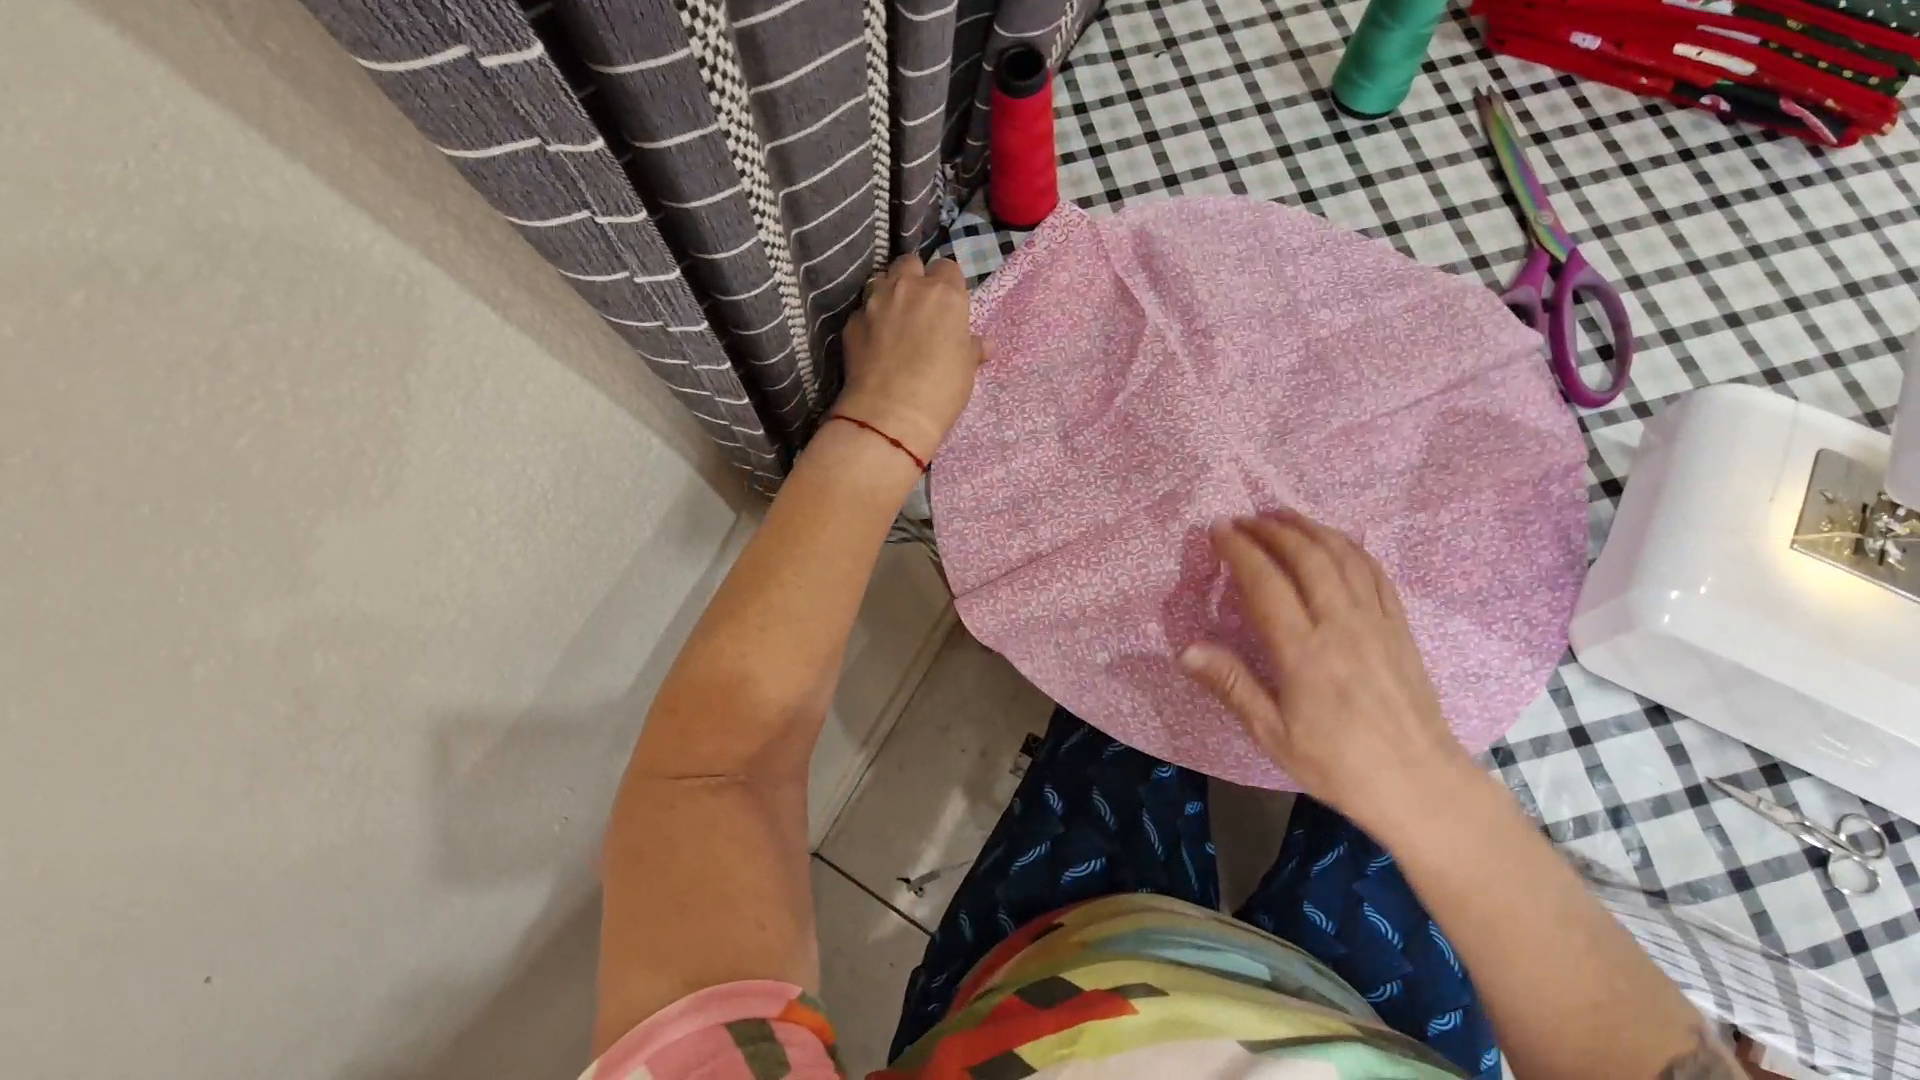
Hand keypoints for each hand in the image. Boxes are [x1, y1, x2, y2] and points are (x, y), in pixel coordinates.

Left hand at [837, 254, 991, 461]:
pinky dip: (870, 320)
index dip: (948, 285)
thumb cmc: (941, 391)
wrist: (890, 415)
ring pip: (881, 280)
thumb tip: (983, 344)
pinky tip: (875, 343)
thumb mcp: (966, 369)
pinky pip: (863, 310)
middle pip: (910, 263)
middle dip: (915, 278)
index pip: (947, 267)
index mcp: (945, 294)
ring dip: (889, 293)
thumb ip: (971, 347)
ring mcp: (876, 302)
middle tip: (919, 307)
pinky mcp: (852, 322)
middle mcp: (908, 288)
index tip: (948, 306)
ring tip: (894, 320)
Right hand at [1177, 510, 1475, 834]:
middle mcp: (1340, 624)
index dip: (1239, 550)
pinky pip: (1374, 571)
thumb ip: (1232, 685)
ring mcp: (1375, 620)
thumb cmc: (1336, 763)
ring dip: (1309, 527)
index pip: (1265, 582)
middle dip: (1271, 529)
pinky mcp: (1399, 626)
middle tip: (1243, 519)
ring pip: (1342, 555)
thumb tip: (1186, 649)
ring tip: (1282, 516)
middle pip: (1305, 556)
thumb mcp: (1272, 734)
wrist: (1417, 782)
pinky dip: (1349, 546)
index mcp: (1303, 651)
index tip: (1218, 530)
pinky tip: (1333, 542)